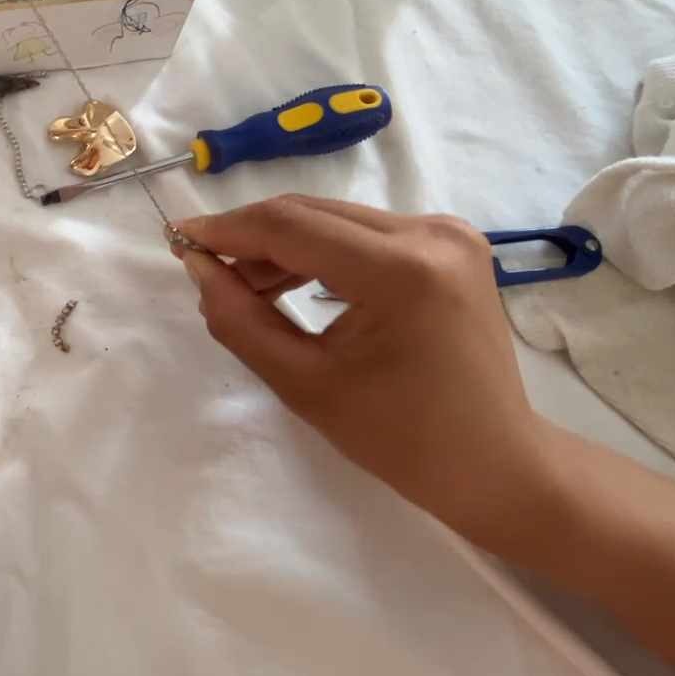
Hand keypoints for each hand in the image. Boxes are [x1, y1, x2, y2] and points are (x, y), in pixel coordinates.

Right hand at [173, 197, 561, 546]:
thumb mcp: (302, 383)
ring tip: (239, 283)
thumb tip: (197, 267)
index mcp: (400, 271)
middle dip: (248, 236)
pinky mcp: (447, 242)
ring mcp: (445, 233)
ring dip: (279, 244)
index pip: (289, 227)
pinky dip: (315, 251)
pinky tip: (285, 280)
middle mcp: (429, 234)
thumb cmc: (399, 438)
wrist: (497, 462)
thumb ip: (239, 319)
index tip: (177, 238)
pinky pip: (358, 231)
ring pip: (330, 218)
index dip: (226, 230)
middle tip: (202, 264)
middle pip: (309, 213)